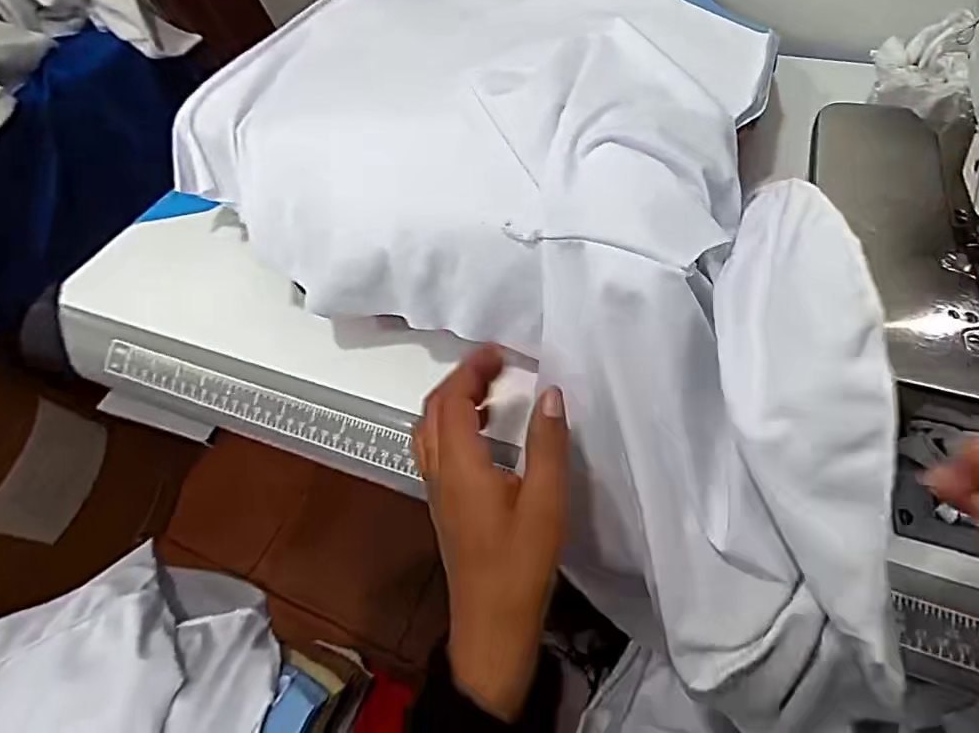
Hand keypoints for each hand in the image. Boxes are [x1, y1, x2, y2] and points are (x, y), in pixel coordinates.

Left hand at [414, 347, 568, 720]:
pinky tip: (486, 432)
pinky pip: (437, 448)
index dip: (470, 370)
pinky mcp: (445, 505)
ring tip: (491, 390)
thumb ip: (549, 443)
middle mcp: (440, 474)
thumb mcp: (547, 501)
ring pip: (428, 431)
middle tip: (496, 364)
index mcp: (461, 467)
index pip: (451, 402)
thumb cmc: (521, 563)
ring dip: (452, 401)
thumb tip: (550, 393)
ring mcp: (438, 492)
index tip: (499, 352)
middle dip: (460, 379)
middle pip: (432, 412)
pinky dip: (454, 424)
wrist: (492, 626)